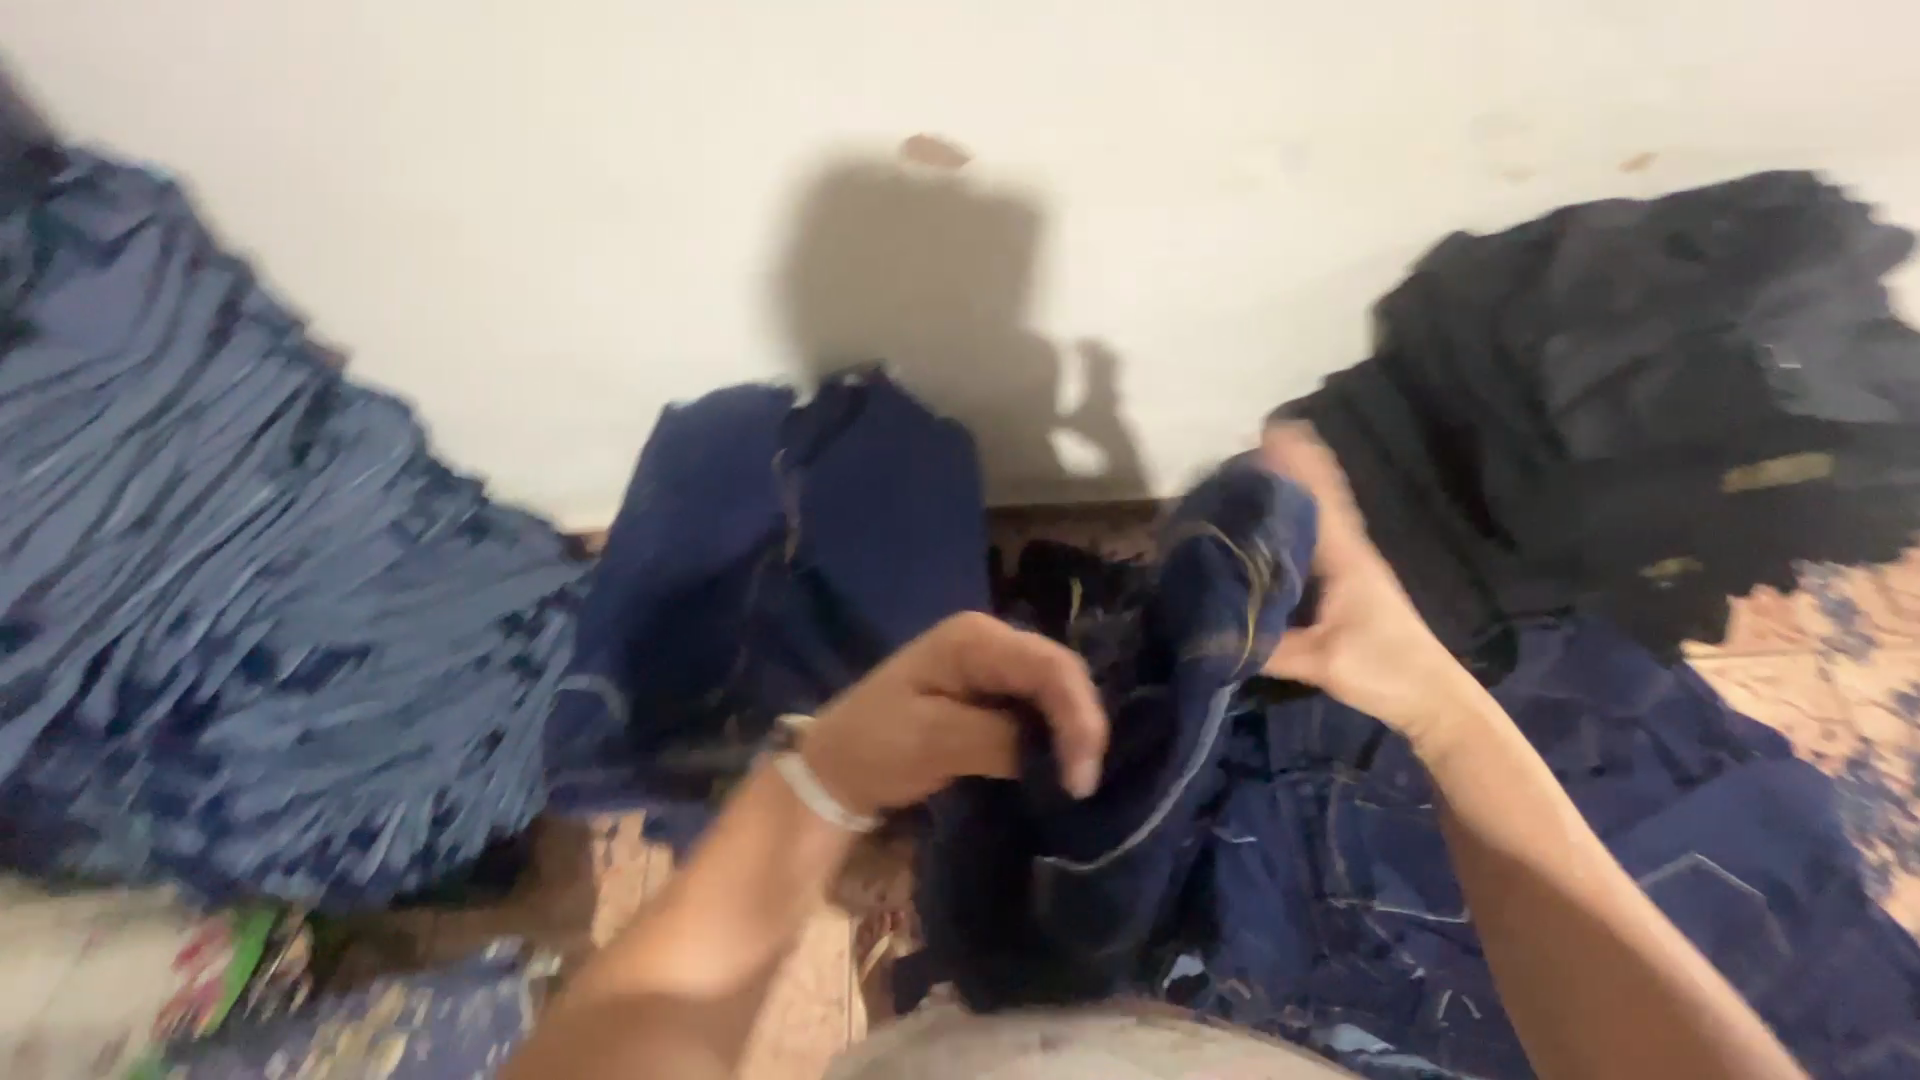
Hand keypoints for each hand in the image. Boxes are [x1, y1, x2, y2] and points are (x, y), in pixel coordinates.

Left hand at [799, 612, 1109, 816]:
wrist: (834, 765)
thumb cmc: (875, 745)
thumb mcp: (934, 742)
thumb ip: (999, 738)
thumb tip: (1055, 753)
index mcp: (974, 639)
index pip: (1049, 666)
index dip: (1077, 717)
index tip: (1080, 779)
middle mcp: (989, 638)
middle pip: (1059, 673)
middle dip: (1081, 725)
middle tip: (1083, 784)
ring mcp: (990, 662)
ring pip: (1054, 689)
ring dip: (1072, 730)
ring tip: (1077, 778)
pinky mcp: (989, 690)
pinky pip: (1037, 705)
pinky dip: (1053, 734)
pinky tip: (1058, 763)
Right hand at [1257, 423, 1476, 748]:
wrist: (1433, 700)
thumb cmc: (1384, 671)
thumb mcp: (1322, 662)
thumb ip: (1266, 647)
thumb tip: (1207, 635)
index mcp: (1344, 559)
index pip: (1317, 498)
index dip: (1296, 464)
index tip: (1270, 431)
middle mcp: (1348, 554)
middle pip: (1317, 498)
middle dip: (1288, 469)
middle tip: (1246, 450)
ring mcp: (1351, 570)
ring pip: (1317, 519)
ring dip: (1292, 493)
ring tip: (1253, 476)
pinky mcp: (1347, 588)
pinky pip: (1315, 543)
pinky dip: (1296, 524)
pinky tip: (1272, 530)